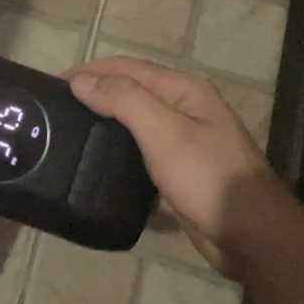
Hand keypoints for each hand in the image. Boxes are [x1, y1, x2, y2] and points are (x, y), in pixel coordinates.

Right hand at [66, 57, 287, 278]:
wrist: (252, 235)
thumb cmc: (207, 177)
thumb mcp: (163, 131)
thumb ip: (123, 100)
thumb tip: (80, 80)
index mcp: (184, 91)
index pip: (127, 68)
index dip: (89, 71)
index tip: (51, 85)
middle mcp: (186, 110)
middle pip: (131, 92)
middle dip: (94, 93)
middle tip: (54, 111)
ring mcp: (185, 143)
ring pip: (135, 124)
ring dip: (104, 123)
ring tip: (69, 134)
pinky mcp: (179, 173)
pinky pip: (141, 154)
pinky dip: (118, 152)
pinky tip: (97, 164)